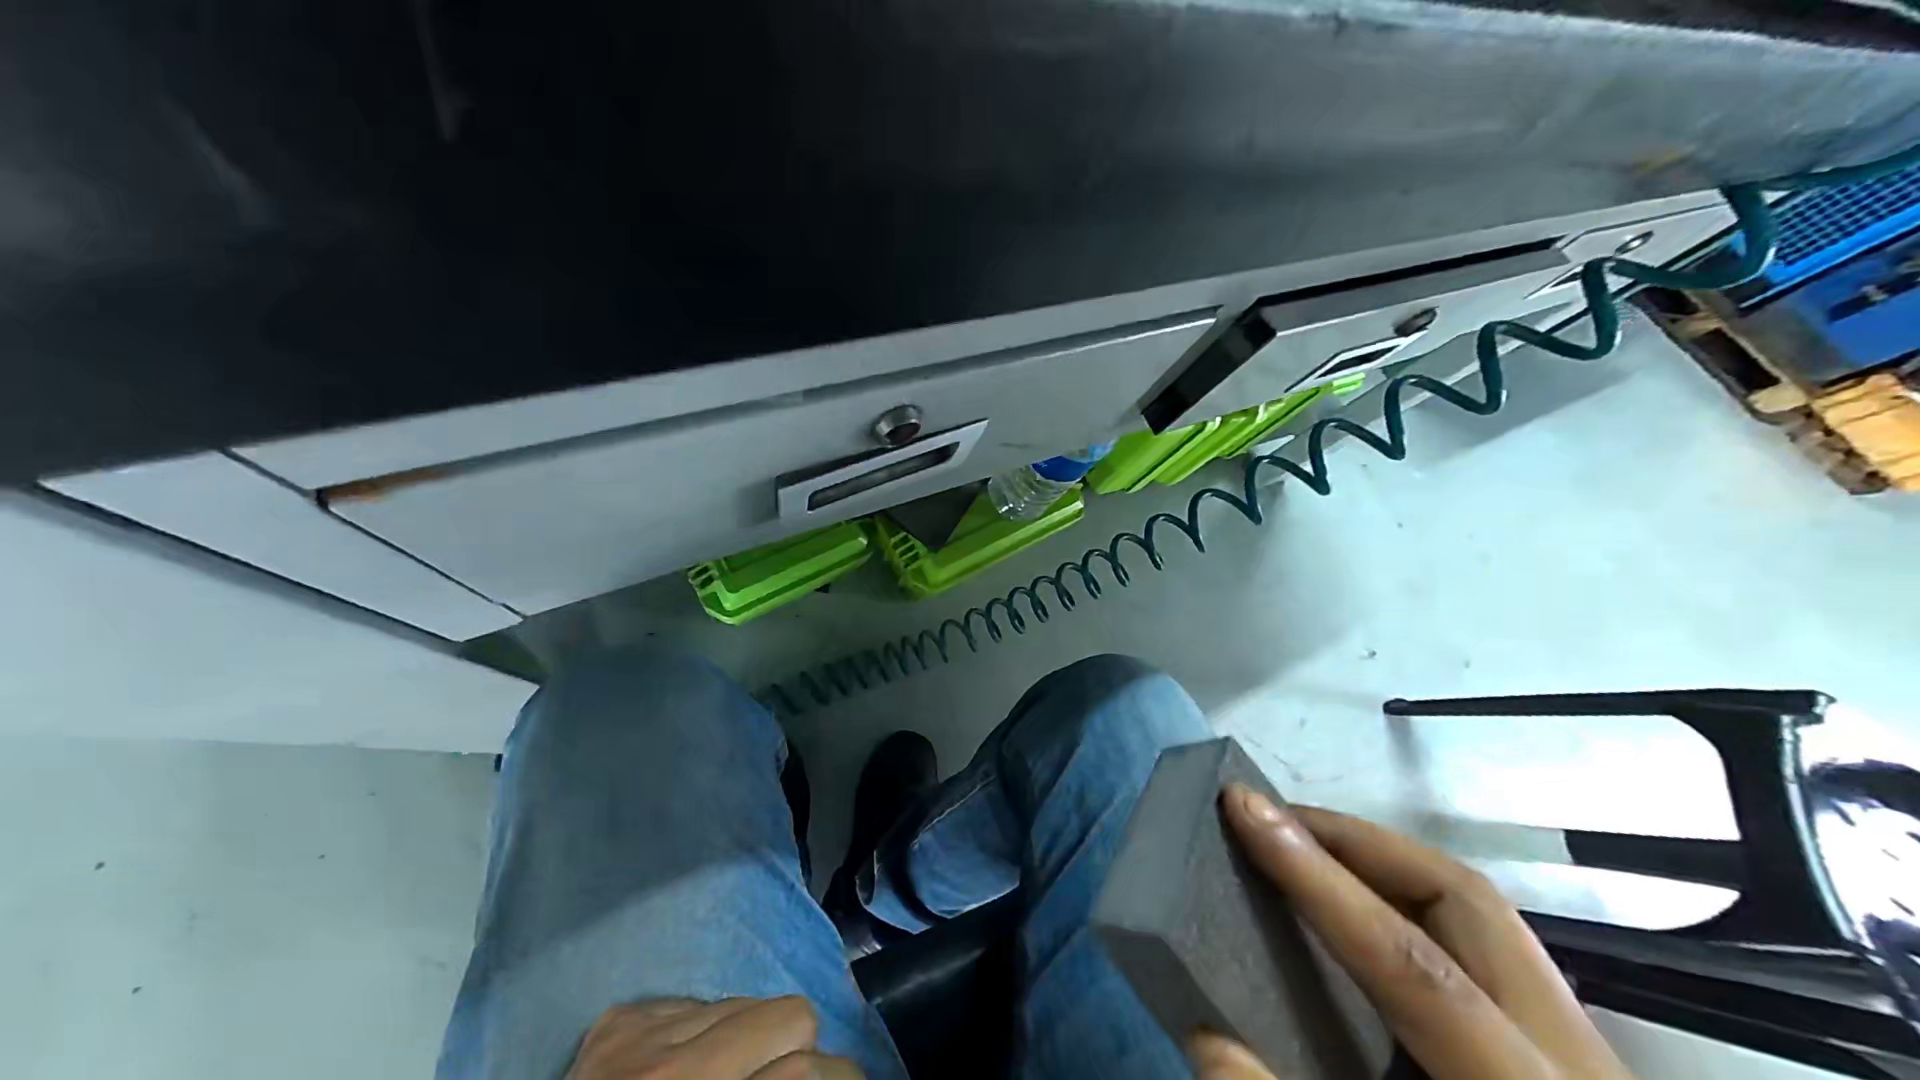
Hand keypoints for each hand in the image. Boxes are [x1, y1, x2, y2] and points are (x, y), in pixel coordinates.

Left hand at [567, 997, 864, 1079]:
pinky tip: (676, 1068)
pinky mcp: (616, 1020)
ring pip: (746, 999)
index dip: (838, 1079)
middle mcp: (673, 1070)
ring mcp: (641, 1035)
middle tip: (771, 1079)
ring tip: (722, 1073)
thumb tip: (824, 1073)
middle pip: (792, 1014)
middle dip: (794, 1052)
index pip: (809, 1072)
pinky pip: (693, 1001)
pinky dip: (697, 1032)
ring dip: (745, 1036)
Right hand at [1191, 785, 1635, 1079]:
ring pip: (1480, 913)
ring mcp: (1586, 1055)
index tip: (1246, 809)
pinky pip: (1478, 945)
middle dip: (1357, 843)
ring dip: (1379, 863)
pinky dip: (1403, 903)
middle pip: (1467, 903)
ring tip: (1300, 846)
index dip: (1319, 879)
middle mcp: (1580, 1067)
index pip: (1415, 966)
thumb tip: (1206, 1037)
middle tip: (1271, 819)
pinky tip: (1350, 911)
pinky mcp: (1565, 1054)